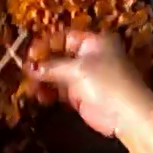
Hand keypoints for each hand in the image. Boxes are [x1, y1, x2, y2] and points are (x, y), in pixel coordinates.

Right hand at [32, 31, 152, 138]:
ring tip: (31, 88)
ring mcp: (84, 76)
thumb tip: (29, 67)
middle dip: (41, 64)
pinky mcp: (80, 94)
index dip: (45, 45)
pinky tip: (40, 97)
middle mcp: (88, 56)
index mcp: (94, 42)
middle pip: (58, 55)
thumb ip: (51, 67)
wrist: (127, 115)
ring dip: (43, 80)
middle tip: (25, 72)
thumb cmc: (106, 83)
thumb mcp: (77, 69)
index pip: (63, 37)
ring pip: (56, 74)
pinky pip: (59, 90)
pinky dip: (49, 92)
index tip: (29, 55)